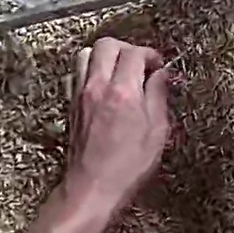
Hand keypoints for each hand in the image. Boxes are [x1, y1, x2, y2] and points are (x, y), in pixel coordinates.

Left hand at [65, 37, 172, 207]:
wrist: (92, 188)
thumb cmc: (127, 166)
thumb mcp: (156, 132)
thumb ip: (158, 97)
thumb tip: (162, 75)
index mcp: (123, 93)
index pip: (134, 53)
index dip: (150, 55)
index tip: (159, 66)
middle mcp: (97, 87)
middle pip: (106, 44)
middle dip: (127, 49)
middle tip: (141, 65)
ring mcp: (80, 94)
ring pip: (87, 53)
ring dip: (106, 56)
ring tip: (122, 72)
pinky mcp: (71, 104)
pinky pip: (77, 72)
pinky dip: (91, 70)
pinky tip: (105, 86)